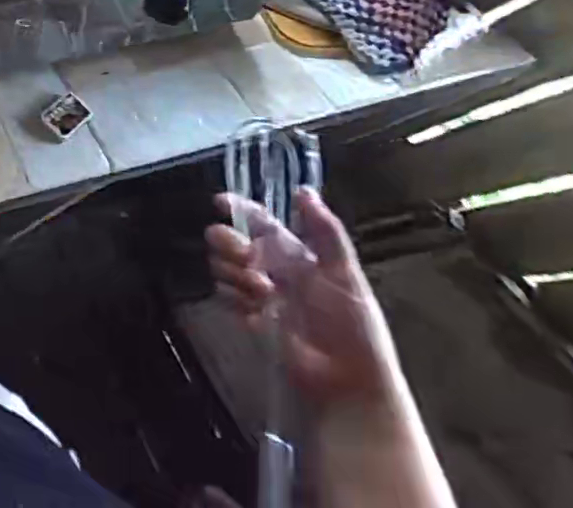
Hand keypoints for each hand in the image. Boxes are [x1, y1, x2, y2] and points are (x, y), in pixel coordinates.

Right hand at [206, 188, 399, 408]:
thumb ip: (325, 232)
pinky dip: (234, 297)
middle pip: (228, 237)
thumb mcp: (346, 276)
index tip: (220, 201)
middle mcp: (271, 266)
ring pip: (220, 262)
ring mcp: (254, 289)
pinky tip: (255, 311)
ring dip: (236, 274)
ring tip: (263, 293)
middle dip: (228, 242)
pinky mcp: (243, 312)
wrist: (346, 381)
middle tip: (245, 257)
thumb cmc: (353, 327)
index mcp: (295, 253)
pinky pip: (221, 291)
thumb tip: (304, 190)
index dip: (238, 207)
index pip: (259, 219)